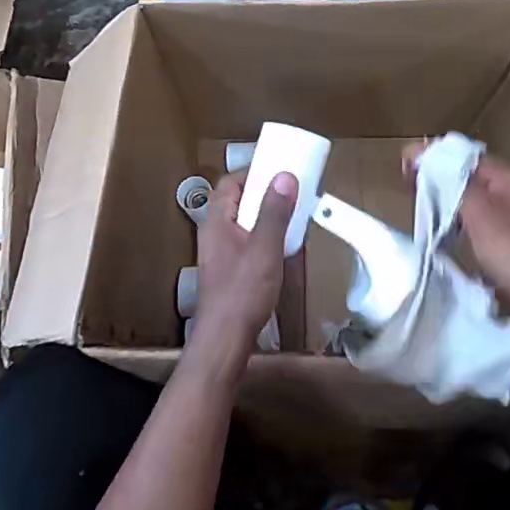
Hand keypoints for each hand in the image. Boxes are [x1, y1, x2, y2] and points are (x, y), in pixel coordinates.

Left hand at [192, 171, 296, 358]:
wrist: (225, 339)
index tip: (280, 171)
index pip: (230, 183)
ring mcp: (221, 253)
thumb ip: (275, 212)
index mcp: (217, 221)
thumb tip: (284, 176)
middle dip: (265, 195)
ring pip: (244, 223)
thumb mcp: (265, 248)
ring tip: (294, 218)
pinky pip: (248, 242)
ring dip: (268, 217)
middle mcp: (215, 233)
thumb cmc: (242, 292)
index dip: (254, 173)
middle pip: (238, 201)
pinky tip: (285, 248)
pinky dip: (266, 238)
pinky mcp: (230, 271)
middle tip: (293, 193)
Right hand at [408, 146, 509, 328]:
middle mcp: (507, 193)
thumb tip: (414, 151)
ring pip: (466, 203)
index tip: (402, 172)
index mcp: (504, 177)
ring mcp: (508, 220)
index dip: (432, 158)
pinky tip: (440, 241)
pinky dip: (454, 229)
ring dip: (442, 206)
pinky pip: (472, 228)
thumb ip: (449, 183)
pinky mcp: (506, 246)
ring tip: (418, 216)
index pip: (460, 154)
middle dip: (434, 182)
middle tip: (406, 195)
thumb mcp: (481, 214)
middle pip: (462, 177)